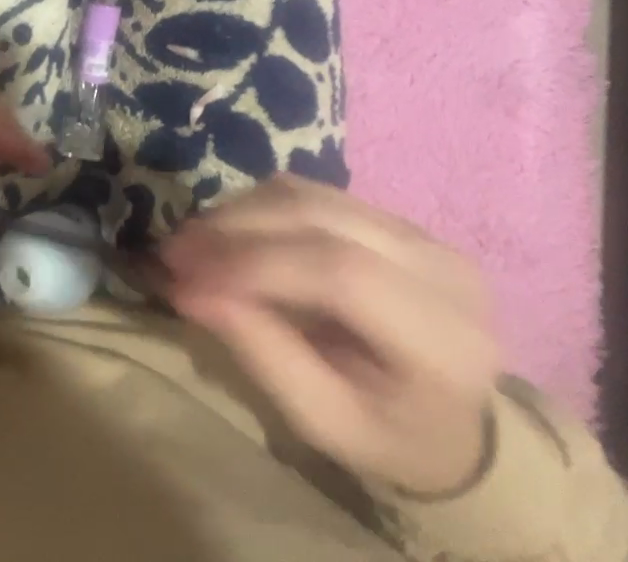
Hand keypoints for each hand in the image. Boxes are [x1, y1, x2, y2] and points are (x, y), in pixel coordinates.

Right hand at [160, 174, 501, 495]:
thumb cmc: (386, 435)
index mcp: (442, 339)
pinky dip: (259, 206)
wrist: (454, 423)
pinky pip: (316, 193)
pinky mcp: (397, 220)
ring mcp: (424, 235)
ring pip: (313, 195)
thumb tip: (188, 290)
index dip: (253, 264)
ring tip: (191, 241)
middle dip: (234, 229)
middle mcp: (443, 270)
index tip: (185, 278)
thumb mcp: (322, 419)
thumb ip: (262, 353)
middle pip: (322, 220)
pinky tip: (227, 232)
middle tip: (172, 251)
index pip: (341, 274)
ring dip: (239, 211)